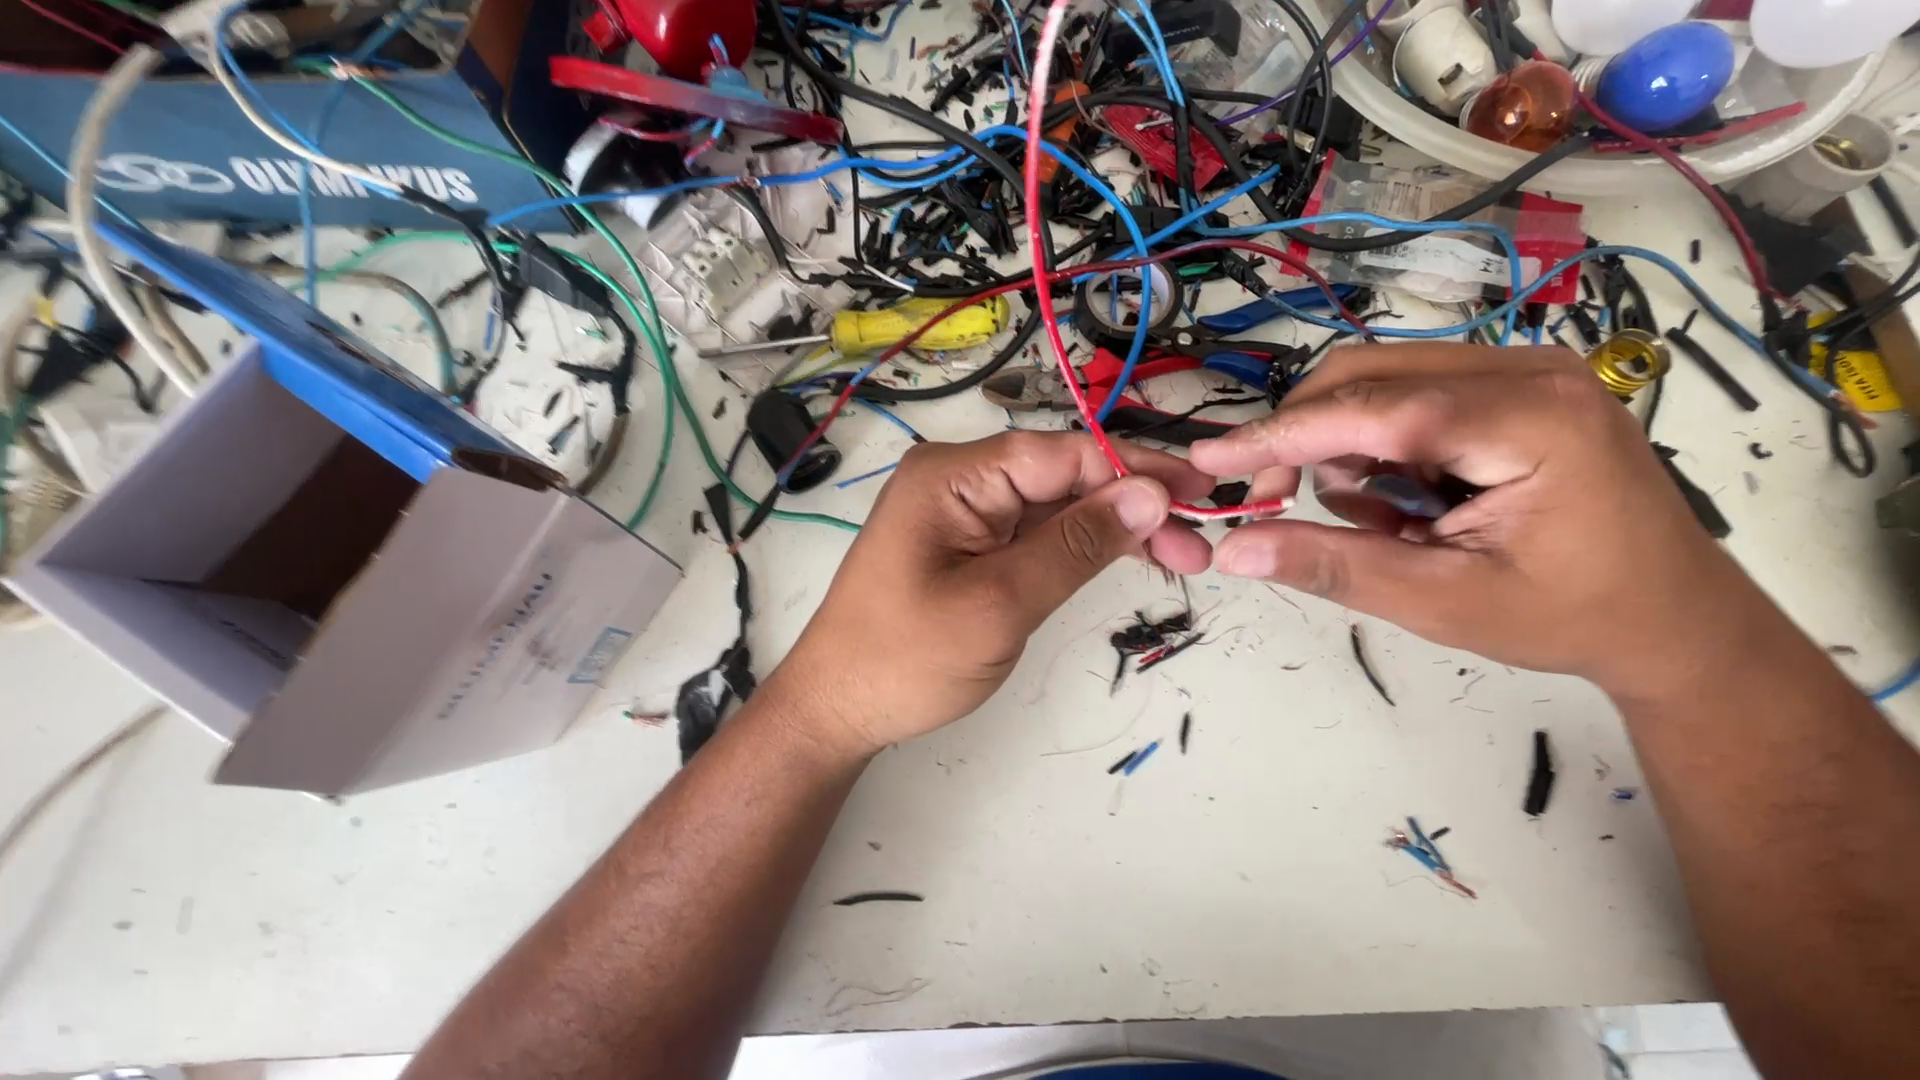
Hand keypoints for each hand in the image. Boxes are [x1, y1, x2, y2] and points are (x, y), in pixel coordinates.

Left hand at [764, 432, 1213, 756]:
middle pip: (1063, 476)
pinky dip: (1081, 547)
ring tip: (1180, 557)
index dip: (1134, 470)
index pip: (1061, 453)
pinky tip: (1128, 556)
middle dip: (1133, 504)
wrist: (838, 708)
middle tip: (1198, 544)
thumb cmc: (906, 660)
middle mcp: (959, 479)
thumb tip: (1150, 496)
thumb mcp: (999, 604)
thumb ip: (1075, 547)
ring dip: (1114, 528)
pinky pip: (1035, 532)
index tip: (1197, 496)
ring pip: (1056, 506)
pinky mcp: (969, 545)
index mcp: (954, 475)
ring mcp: (963, 513)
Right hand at [1187, 344, 1761, 696]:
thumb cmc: (1568, 616)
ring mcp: (1523, 370)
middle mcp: (1527, 369)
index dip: (1279, 435)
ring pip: (1377, 382)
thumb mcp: (1441, 603)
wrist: (1673, 619)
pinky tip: (1414, 500)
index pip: (1370, 409)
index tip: (1208, 458)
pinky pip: (1406, 395)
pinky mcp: (1513, 385)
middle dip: (1309, 439)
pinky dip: (1381, 448)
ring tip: (1390, 522)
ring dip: (1350, 450)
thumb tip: (1231, 550)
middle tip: (1282, 504)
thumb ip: (1332, 566)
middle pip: (1364, 374)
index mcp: (1529, 419)